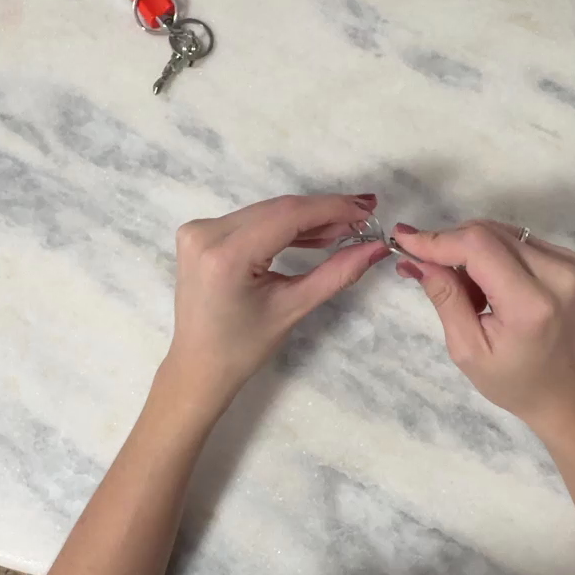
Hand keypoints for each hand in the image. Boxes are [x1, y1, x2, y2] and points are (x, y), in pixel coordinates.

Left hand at [164, 194, 392, 401]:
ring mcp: (198, 231)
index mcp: (226, 256)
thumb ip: (336, 274)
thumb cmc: (243, 347)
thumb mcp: (292, 308)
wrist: (198, 365)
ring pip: (265, 212)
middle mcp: (206, 233)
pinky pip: (250, 220)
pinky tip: (311, 235)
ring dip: (304, 219)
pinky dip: (281, 226)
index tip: (367, 210)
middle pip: (277, 209)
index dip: (332, 208)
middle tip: (363, 218)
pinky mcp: (198, 234)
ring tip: (344, 230)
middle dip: (323, 212)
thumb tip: (376, 248)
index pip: (288, 215)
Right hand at [391, 220, 574, 432]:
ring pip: (498, 232)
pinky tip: (484, 284)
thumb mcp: (467, 350)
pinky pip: (514, 240)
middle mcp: (555, 274)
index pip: (478, 248)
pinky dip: (489, 255)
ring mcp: (566, 263)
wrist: (564, 391)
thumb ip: (445, 299)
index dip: (437, 239)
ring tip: (460, 288)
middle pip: (487, 233)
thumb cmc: (512, 381)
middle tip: (419, 265)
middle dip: (446, 243)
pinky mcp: (567, 260)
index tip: (403, 239)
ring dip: (467, 250)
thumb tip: (417, 259)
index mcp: (529, 303)